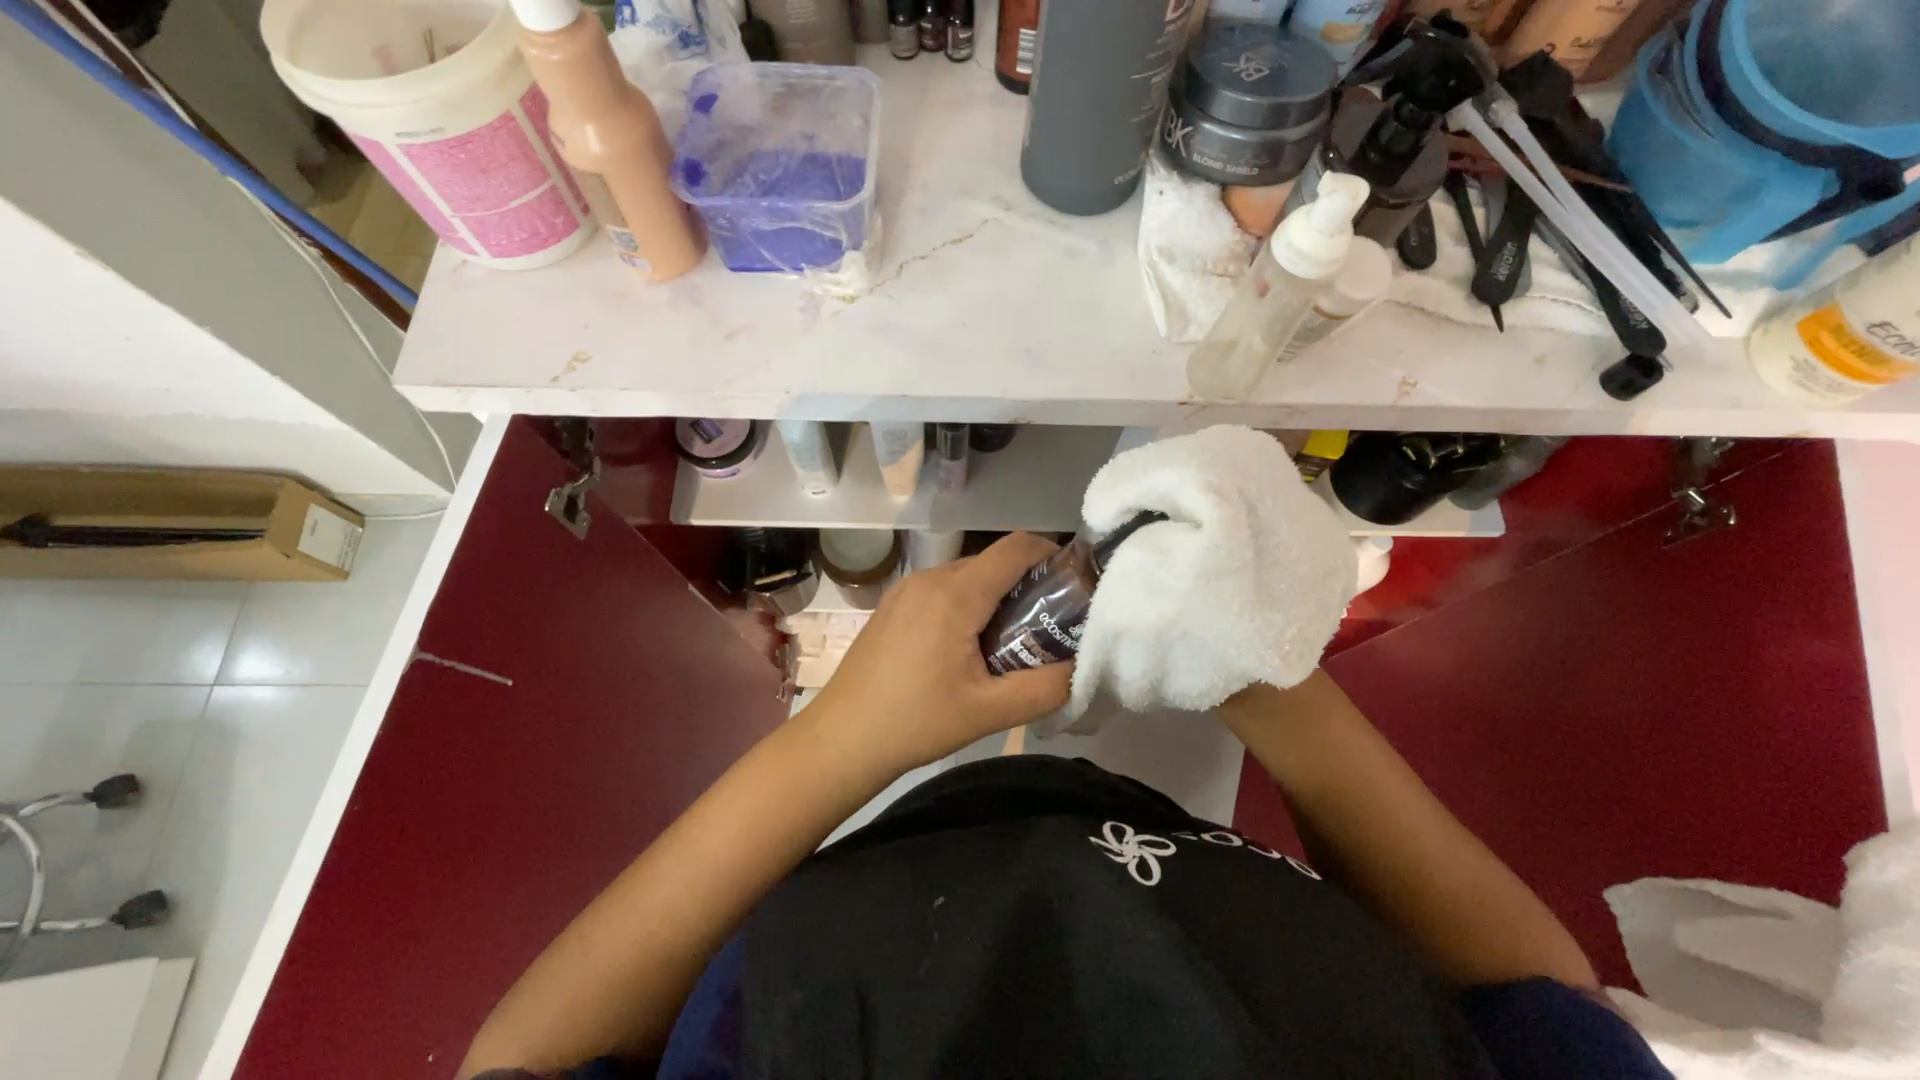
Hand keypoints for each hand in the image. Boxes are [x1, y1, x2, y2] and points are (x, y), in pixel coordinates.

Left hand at [806, 532, 1074, 773]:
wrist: (841, 739)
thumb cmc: (915, 722)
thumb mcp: (990, 711)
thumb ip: (1046, 687)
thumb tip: (1084, 667)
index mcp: (955, 593)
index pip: (1016, 547)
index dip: (1052, 555)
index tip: (1075, 584)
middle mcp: (929, 578)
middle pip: (992, 563)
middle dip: (1028, 586)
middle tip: (1050, 628)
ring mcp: (905, 590)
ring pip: (966, 577)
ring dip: (997, 599)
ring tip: (1013, 644)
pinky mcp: (892, 607)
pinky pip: (942, 591)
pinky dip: (967, 607)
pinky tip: (970, 651)